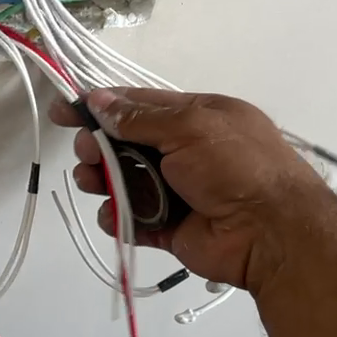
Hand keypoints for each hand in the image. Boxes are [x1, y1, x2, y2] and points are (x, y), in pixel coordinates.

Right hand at [52, 88, 336, 293]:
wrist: (273, 235)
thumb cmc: (236, 168)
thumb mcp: (190, 127)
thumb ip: (139, 117)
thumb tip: (97, 100)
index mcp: (198, 118)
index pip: (138, 105)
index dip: (99, 106)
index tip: (63, 110)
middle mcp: (185, 151)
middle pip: (124, 144)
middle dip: (97, 146)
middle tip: (85, 153)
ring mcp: (176, 191)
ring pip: (122, 180)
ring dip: (100, 180)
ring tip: (90, 183)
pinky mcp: (168, 226)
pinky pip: (131, 217)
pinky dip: (117, 216)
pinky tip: (113, 215)